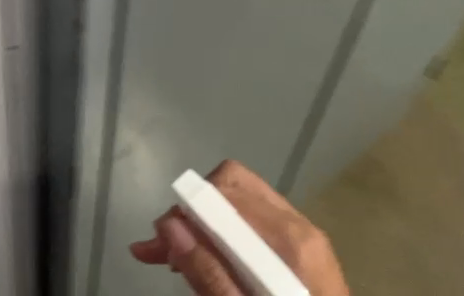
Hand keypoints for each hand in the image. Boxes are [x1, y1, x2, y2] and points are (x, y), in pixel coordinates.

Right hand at [129, 160, 349, 295]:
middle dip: (192, 212)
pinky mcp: (303, 256)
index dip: (185, 210)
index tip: (158, 245)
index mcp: (292, 242)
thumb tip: (170, 225)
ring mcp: (305, 239)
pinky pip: (253, 227)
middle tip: (162, 252)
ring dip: (203, 225)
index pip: (225, 192)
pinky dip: (224, 238)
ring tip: (174, 262)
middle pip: (232, 187)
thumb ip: (210, 276)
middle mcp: (300, 227)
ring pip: (239, 205)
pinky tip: (206, 265)